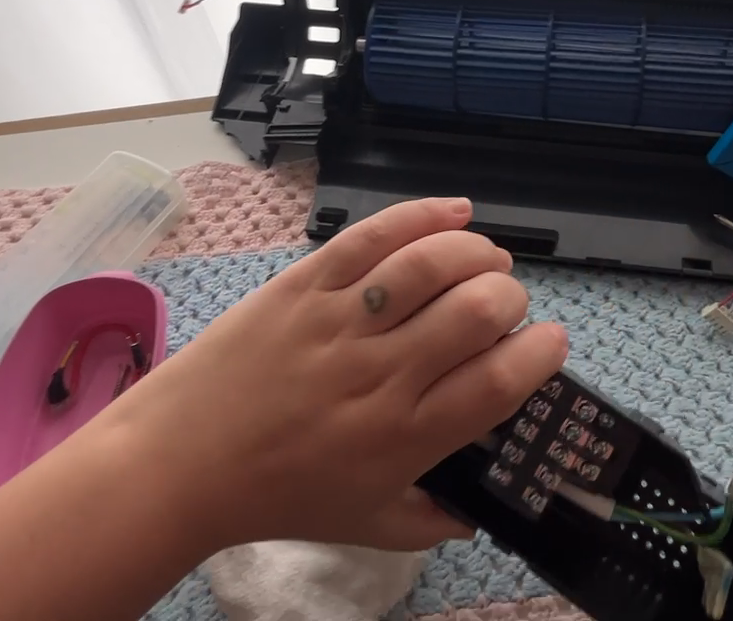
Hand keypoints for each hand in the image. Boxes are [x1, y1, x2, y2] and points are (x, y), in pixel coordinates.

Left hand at [105, 197, 567, 552]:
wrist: (180, 462)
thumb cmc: (279, 494)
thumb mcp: (365, 523)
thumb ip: (432, 520)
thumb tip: (483, 512)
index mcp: (403, 436)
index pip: (496, 383)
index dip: (539, 354)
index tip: (551, 341)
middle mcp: (381, 373)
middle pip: (475, 311)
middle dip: (510, 298)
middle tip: (504, 304)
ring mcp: (341, 320)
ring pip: (430, 263)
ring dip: (477, 251)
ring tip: (487, 259)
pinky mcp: (307, 281)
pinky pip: (374, 235)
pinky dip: (424, 214)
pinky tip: (457, 209)